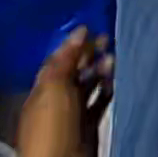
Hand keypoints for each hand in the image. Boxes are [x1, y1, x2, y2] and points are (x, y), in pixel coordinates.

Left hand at [16, 27, 112, 156]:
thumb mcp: (55, 87)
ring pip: (89, 85)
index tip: (91, 30)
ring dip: (100, 71)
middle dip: (89, 55)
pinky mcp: (89, 127)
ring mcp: (73, 115)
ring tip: (113, 60)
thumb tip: (80, 29)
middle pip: (75, 71)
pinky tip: (115, 79)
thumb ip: (67, 58)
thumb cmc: (52, 127)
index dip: (73, 45)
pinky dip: (107, 90)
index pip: (58, 61)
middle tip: (107, 40)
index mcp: (42, 91)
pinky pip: (99, 102)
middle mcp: (57, 100)